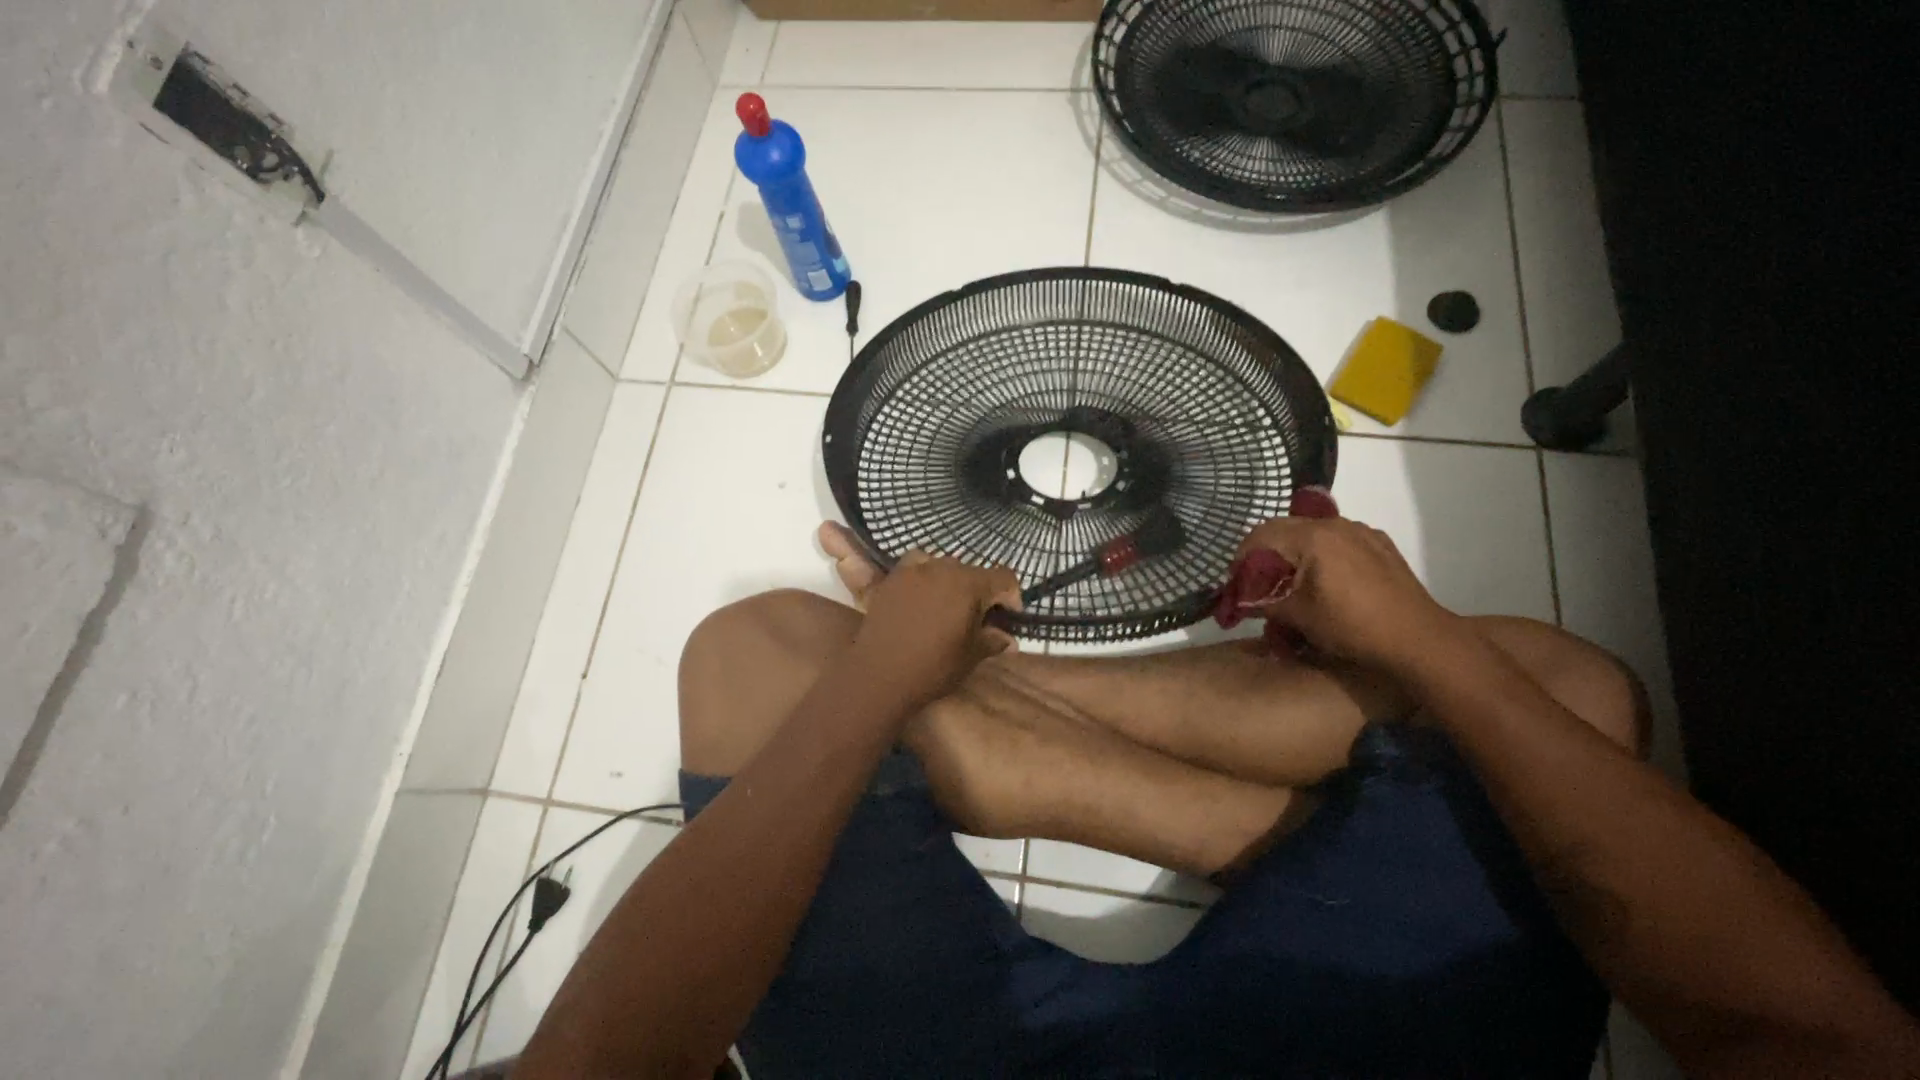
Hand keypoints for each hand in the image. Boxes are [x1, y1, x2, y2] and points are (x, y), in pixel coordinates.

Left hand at [851, 553, 1021, 703]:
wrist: (879, 674)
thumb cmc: (932, 667)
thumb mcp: (971, 656)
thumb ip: (993, 640)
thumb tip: (1009, 639)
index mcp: (969, 584)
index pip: (1004, 577)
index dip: (1012, 597)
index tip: (1007, 619)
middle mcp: (944, 567)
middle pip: (974, 572)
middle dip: (981, 593)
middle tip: (977, 619)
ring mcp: (915, 569)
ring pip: (945, 566)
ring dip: (953, 583)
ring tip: (948, 608)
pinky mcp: (893, 578)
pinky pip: (917, 566)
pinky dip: (925, 577)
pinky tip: (922, 598)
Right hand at [1235, 517, 1464, 673]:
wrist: (1418, 639)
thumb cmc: (1352, 627)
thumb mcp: (1299, 617)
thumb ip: (1264, 602)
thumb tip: (1239, 601)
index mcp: (1312, 538)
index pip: (1261, 535)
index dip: (1241, 557)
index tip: (1235, 582)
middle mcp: (1335, 524)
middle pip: (1285, 528)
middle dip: (1265, 553)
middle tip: (1257, 581)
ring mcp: (1361, 531)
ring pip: (1313, 532)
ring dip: (1294, 551)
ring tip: (1291, 581)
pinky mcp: (1379, 544)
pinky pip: (1339, 539)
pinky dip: (1322, 554)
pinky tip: (1326, 581)